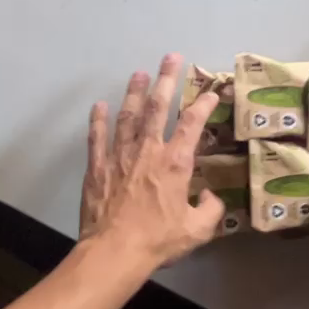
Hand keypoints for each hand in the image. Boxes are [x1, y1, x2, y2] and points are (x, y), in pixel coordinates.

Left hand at [78, 54, 223, 271]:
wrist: (114, 252)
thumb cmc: (158, 240)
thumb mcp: (197, 230)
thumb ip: (210, 209)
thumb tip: (211, 196)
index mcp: (175, 162)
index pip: (192, 124)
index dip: (203, 104)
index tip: (211, 92)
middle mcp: (148, 150)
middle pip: (157, 107)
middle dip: (165, 80)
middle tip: (171, 57)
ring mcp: (119, 155)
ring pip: (127, 115)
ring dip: (133, 92)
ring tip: (138, 73)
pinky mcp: (97, 167)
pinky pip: (97, 137)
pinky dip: (98, 120)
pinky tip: (99, 105)